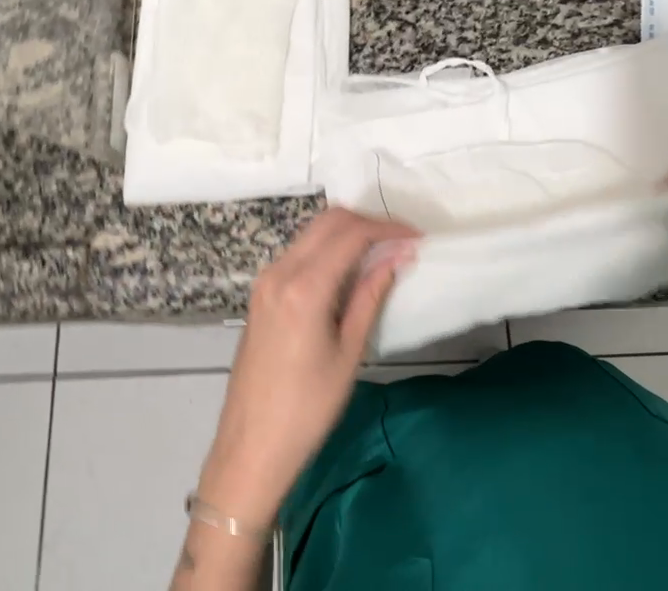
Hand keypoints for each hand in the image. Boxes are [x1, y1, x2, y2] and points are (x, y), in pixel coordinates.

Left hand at [196, 209, 419, 527]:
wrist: (251, 445)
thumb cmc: (308, 408)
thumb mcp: (349, 352)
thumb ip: (370, 295)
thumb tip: (397, 257)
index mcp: (303, 287)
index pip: (350, 234)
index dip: (387, 228)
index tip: (416, 238)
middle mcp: (279, 272)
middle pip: (328, 221)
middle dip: (367, 222)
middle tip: (400, 241)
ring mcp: (264, 281)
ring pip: (311, 234)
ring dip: (345, 234)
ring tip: (381, 255)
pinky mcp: (260, 294)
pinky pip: (297, 254)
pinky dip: (326, 251)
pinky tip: (349, 272)